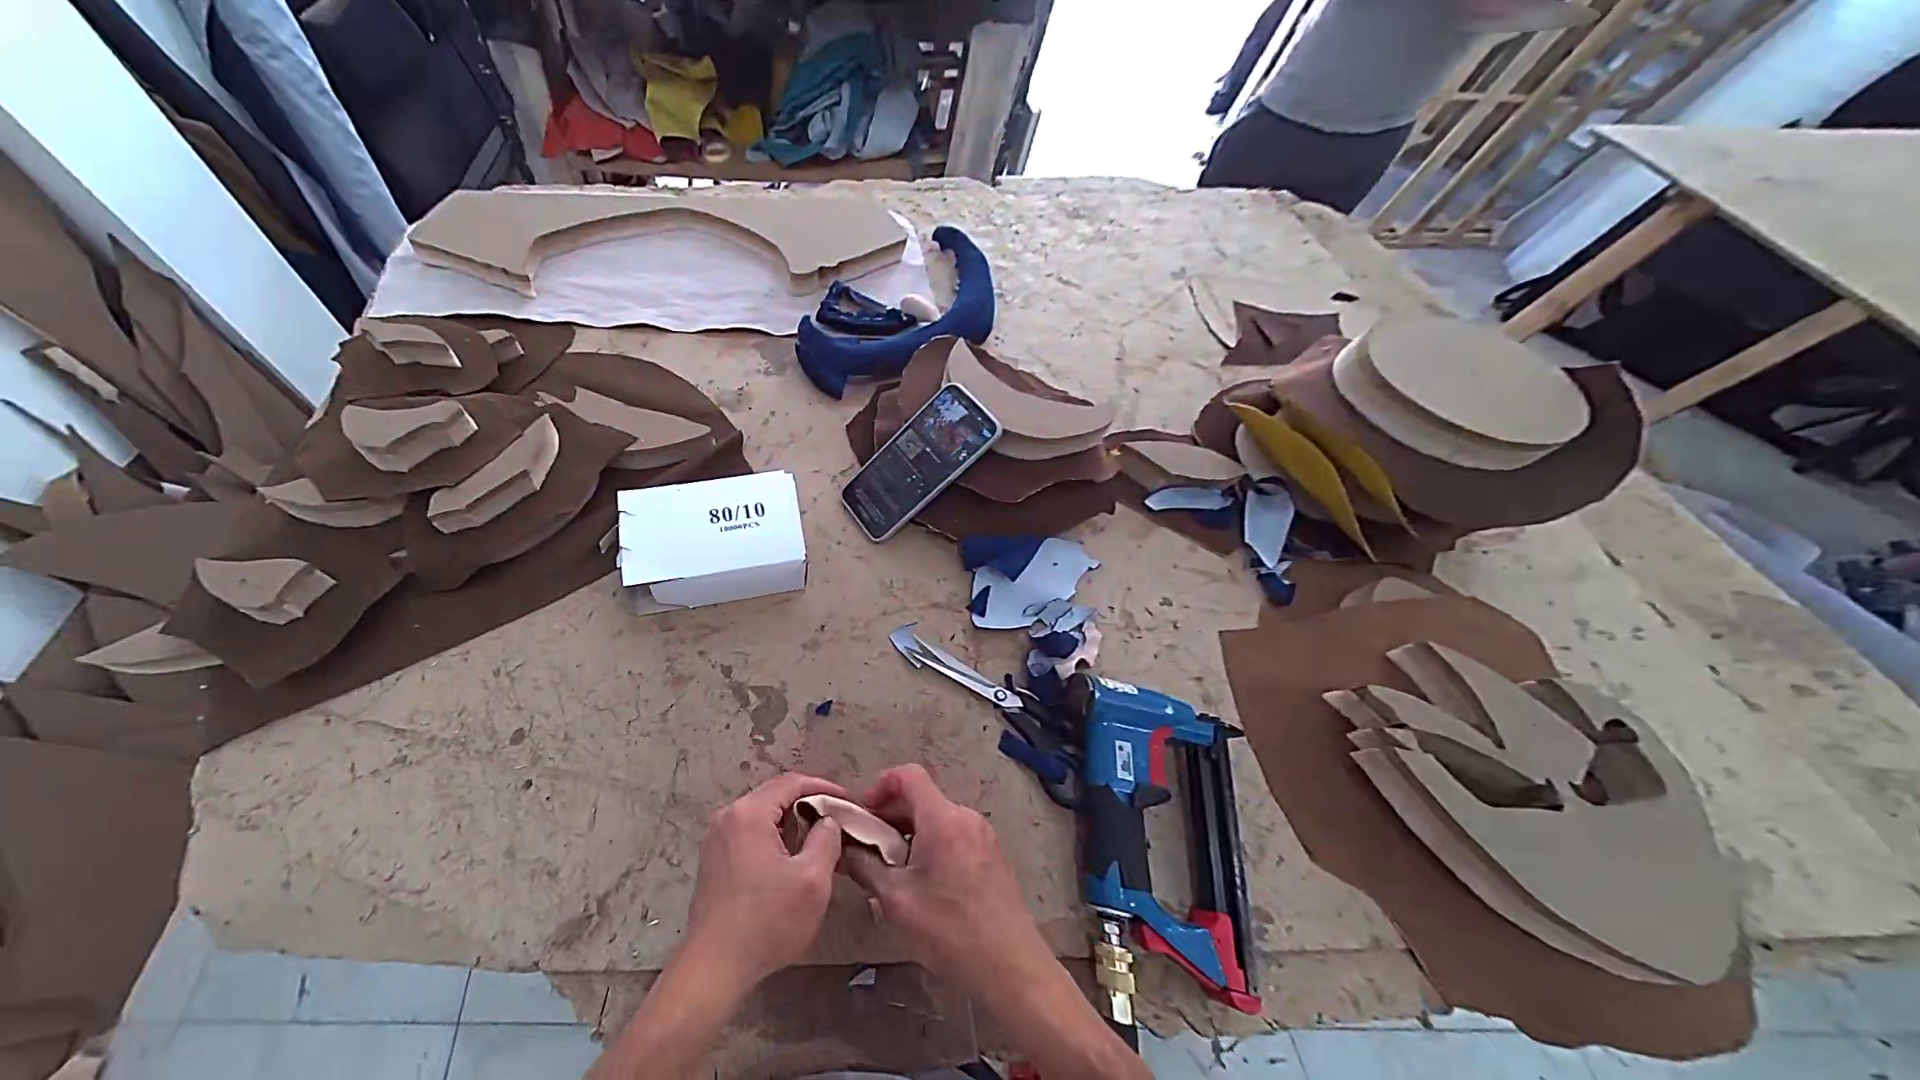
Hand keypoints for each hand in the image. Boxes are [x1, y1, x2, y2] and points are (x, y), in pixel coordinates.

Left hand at [681, 771, 848, 987]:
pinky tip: (792, 857)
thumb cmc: (766, 921)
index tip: (849, 802)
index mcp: (749, 814)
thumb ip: (827, 838)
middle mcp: (727, 818)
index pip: (792, 782)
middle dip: (810, 803)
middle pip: (775, 795)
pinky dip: (775, 836)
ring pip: (763, 815)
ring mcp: (716, 840)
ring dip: (792, 821)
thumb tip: (828, 822)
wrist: (714, 969)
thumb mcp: (813, 878)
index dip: (825, 788)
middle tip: (838, 818)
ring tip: (820, 837)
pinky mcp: (713, 861)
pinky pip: (750, 833)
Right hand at [840, 765, 1056, 998]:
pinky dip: (932, 842)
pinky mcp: (992, 852)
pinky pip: (954, 833)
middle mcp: (966, 817)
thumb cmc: (949, 930)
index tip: (864, 813)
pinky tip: (923, 879)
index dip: (880, 785)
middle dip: (891, 814)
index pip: (909, 775)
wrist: (1008, 962)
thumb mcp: (896, 900)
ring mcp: (983, 834)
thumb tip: (845, 851)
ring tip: (892, 868)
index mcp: (942, 819)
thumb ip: (866, 867)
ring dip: (910, 831)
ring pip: (938, 817)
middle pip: (923, 797)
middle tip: (869, 846)